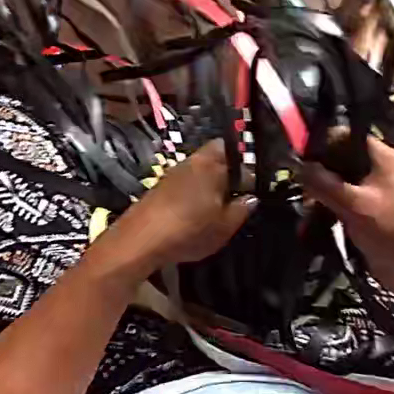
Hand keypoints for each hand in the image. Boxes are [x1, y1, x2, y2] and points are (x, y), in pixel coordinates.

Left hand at [93, 142, 254, 277]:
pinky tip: (195, 210)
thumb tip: (252, 197)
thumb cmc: (189, 230)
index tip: (253, 191)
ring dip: (210, 179)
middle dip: (229, 168)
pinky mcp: (160, 185)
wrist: (140, 240)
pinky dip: (194, 189)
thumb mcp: (224, 227)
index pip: (239, 157)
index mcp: (213, 165)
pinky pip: (186, 179)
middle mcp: (193, 161)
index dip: (249, 173)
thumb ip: (241, 209)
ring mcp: (174, 172)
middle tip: (237, 193)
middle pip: (217, 154)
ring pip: (200, 166)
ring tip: (218, 205)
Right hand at [302, 135, 393, 289]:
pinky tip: (314, 216)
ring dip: (322, 192)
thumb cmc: (392, 231)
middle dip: (319, 172)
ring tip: (304, 203)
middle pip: (342, 159)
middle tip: (298, 184)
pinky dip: (330, 206)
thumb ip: (324, 184)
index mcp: (385, 158)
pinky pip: (345, 200)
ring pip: (342, 182)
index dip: (322, 144)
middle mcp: (382, 169)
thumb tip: (297, 166)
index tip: (298, 158)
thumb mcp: (354, 205)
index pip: (348, 136)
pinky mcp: (372, 211)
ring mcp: (378, 191)